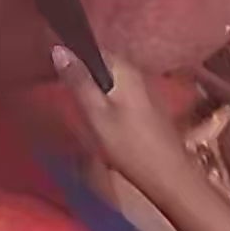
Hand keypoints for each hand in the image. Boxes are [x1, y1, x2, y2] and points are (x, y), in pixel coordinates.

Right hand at [52, 46, 194, 194]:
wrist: (172, 182)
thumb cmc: (130, 145)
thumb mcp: (96, 112)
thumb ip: (78, 80)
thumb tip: (57, 48)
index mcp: (125, 69)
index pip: (92, 49)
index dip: (73, 58)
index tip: (59, 77)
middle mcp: (137, 74)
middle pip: (101, 66)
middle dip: (84, 77)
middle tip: (70, 99)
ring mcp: (146, 91)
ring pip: (110, 82)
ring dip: (95, 92)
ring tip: (84, 112)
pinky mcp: (148, 108)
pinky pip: (120, 95)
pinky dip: (108, 103)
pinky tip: (104, 122)